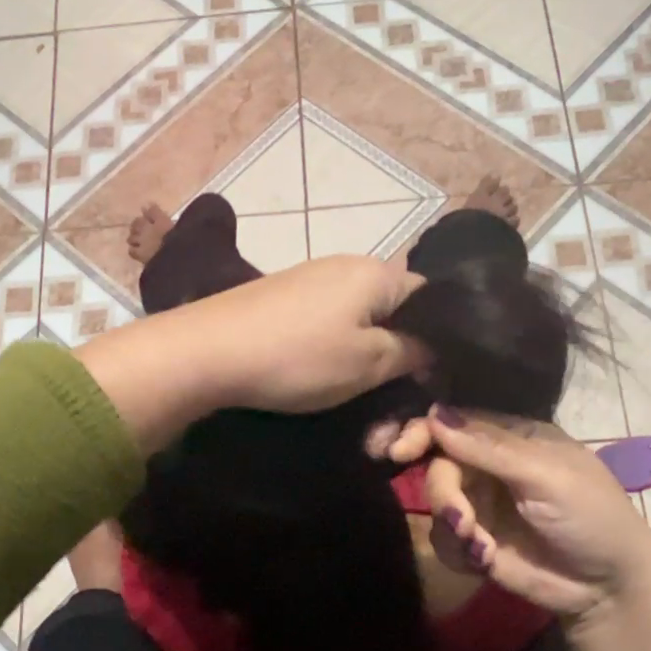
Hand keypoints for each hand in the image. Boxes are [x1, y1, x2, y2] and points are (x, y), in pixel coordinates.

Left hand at [193, 256, 428, 412]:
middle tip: (399, 387)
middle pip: (394, 305)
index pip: (432, 297)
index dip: (441, 336)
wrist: (209, 352)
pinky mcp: (284, 296)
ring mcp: (312, 277)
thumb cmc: (299, 357)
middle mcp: (348, 263)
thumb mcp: (367, 363)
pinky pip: (329, 318)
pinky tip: (323, 367)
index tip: (437, 375)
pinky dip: (335, 343)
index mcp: (378, 272)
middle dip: (401, 345)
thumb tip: (436, 348)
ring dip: (366, 348)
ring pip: (361, 314)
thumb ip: (411, 353)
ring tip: (360, 382)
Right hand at [422, 407, 650, 650]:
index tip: (398, 451)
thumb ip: (488, 448)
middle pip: (439, 465)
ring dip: (453, 527)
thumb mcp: (545, 476)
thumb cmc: (590, 518)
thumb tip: (433, 413)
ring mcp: (481, 505)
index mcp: (512, 439)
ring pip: (436, 504)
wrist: (605, 588)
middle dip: (443, 493)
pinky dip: (456, 550)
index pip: (455, 423)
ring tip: (482, 547)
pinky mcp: (474, 543)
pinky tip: (484, 561)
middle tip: (461, 519)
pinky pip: (441, 538)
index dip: (421, 432)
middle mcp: (490, 467)